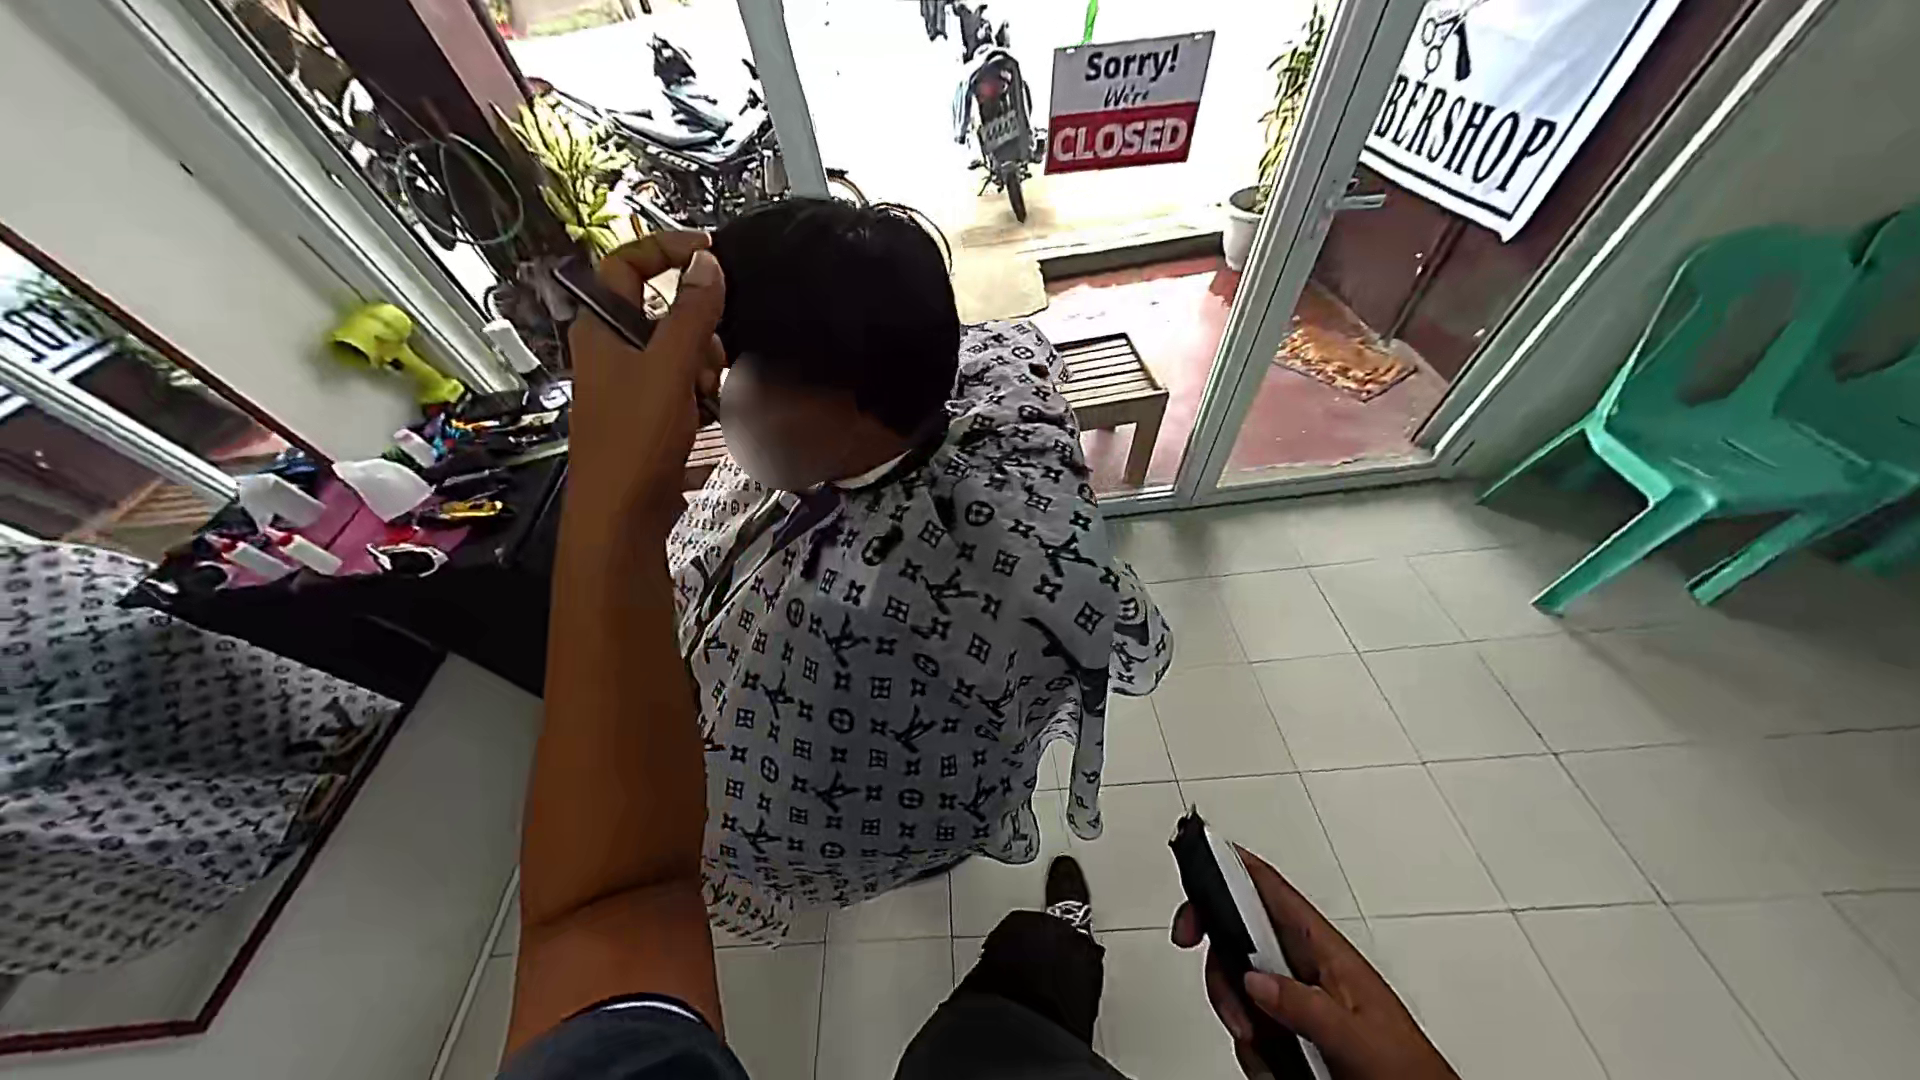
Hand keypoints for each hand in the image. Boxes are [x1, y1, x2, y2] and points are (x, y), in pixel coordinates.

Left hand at [564, 231, 725, 531]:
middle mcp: (611, 348)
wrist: (622, 511)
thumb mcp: (668, 367)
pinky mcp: (647, 413)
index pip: (626, 264)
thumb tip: (707, 263)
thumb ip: (690, 313)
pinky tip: (707, 412)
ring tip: (708, 393)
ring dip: (703, 364)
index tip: (710, 252)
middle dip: (697, 327)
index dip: (665, 249)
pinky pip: (681, 384)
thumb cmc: (636, 436)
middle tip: (711, 357)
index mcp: (601, 327)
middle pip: (661, 311)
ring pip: (677, 350)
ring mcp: (629, 383)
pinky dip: (698, 391)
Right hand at [1171, 847, 1456, 1079]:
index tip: (1194, 865)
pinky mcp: (1286, 1024)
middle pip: (1236, 930)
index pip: (1264, 885)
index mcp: (1321, 945)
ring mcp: (1293, 993)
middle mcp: (1302, 962)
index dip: (1226, 864)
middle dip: (1217, 952)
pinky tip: (1271, 1058)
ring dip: (1233, 1006)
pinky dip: (1248, 1039)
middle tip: (1207, 968)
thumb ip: (1303, 1002)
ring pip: (1236, 976)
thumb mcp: (1357, 1036)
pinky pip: (1246, 1015)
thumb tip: (1254, 978)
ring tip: (1258, 1040)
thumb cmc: (1412, 1072)